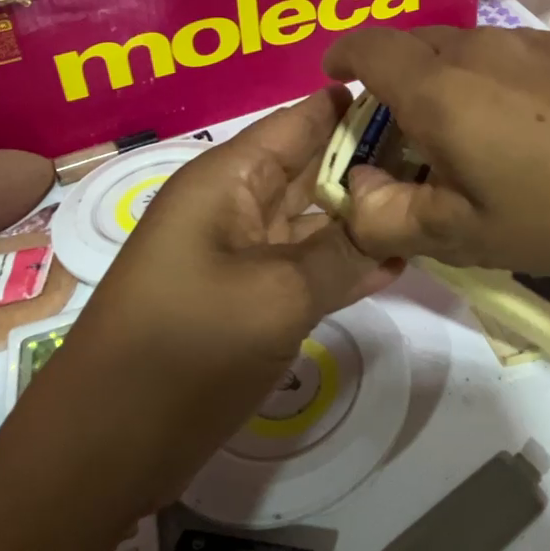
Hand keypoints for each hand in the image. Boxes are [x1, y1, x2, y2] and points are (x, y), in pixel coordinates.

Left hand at [0, 90, 400, 550]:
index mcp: (229, 178)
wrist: (104, 448)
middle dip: (374, 160)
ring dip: (367, 214)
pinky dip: (347, 260)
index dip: (359, 106)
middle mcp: (237, 203)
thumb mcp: (278, 294)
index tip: (425, 101)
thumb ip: (344, 250)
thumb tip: (398, 217)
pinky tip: (400, 260)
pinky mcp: (251, 296)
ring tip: (435, 203)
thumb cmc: (187, 350)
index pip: (303, 119)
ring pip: (316, 217)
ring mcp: (245, 252)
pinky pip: (308, 263)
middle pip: (315, 164)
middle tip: (446, 159)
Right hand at [322, 26, 549, 293]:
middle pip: (412, 43)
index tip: (335, 84)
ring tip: (464, 139)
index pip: (368, 45)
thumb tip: (357, 190)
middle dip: (390, 79)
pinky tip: (521, 129)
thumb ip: (386, 215)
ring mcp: (531, 42)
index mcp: (441, 87)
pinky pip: (504, 53)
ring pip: (460, 47)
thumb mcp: (460, 237)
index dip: (341, 58)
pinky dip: (485, 78)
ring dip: (441, 79)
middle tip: (400, 137)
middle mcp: (480, 47)